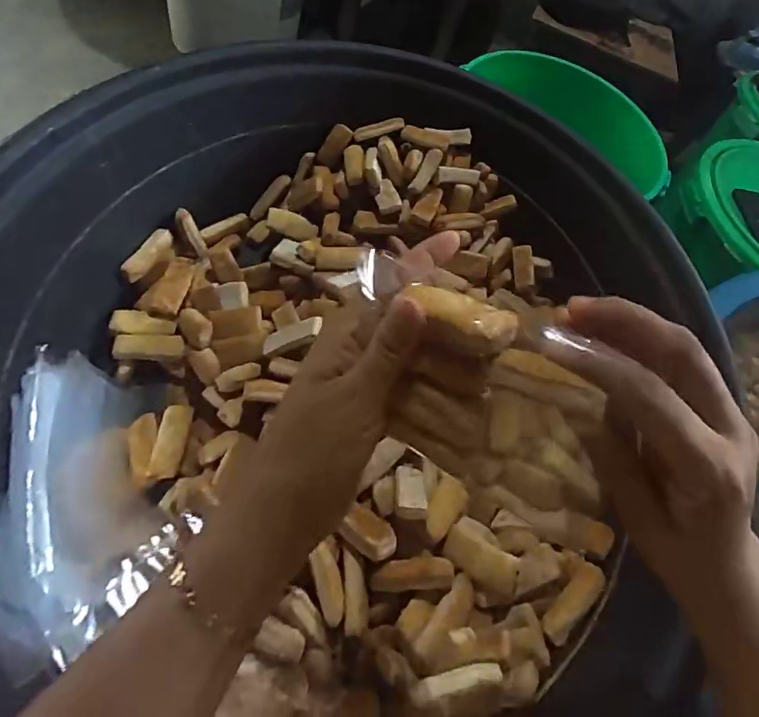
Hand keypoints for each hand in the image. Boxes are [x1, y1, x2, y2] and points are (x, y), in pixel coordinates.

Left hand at [210, 232, 464, 565]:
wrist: (275, 522)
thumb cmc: (310, 455)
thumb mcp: (354, 399)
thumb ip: (386, 349)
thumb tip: (415, 295)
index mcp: (343, 338)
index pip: (387, 286)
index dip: (422, 259)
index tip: (458, 237)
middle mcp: (352, 352)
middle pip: (401, 313)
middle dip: (439, 298)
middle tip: (484, 298)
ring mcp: (359, 383)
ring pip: (407, 348)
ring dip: (441, 339)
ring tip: (482, 335)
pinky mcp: (367, 412)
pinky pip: (407, 382)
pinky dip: (433, 377)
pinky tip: (462, 382)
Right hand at [552, 297, 758, 614]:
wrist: (730, 570)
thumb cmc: (678, 556)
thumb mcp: (635, 518)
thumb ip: (614, 452)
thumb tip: (584, 392)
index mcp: (709, 467)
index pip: (653, 397)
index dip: (601, 363)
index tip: (555, 342)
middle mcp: (732, 429)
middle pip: (683, 352)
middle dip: (626, 320)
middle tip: (573, 309)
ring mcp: (736, 411)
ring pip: (687, 346)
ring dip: (633, 320)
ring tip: (583, 311)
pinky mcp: (728, 402)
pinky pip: (686, 357)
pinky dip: (645, 336)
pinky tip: (610, 329)